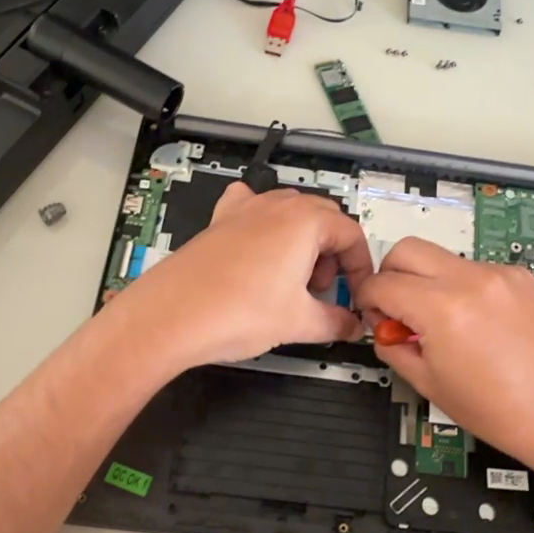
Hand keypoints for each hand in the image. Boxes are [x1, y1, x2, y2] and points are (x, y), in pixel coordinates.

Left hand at [109, 183, 373, 370]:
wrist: (173, 316)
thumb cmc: (237, 312)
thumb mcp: (299, 323)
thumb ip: (335, 322)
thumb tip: (350, 326)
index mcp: (305, 221)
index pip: (352, 234)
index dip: (360, 267)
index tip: (357, 294)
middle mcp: (276, 206)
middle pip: (324, 218)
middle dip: (333, 254)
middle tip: (324, 292)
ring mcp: (245, 209)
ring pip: (290, 212)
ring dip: (302, 241)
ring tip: (292, 281)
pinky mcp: (219, 222)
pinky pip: (250, 208)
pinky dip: (263, 224)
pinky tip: (259, 250)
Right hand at [353, 237, 533, 474]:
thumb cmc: (500, 410)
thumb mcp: (429, 385)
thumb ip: (395, 348)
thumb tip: (383, 327)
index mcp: (442, 309)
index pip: (382, 283)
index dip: (366, 300)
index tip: (372, 315)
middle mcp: (471, 280)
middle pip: (407, 249)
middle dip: (391, 275)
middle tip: (396, 308)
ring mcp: (500, 274)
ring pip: (444, 258)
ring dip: (429, 281)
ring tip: (441, 322)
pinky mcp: (522, 278)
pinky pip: (477, 270)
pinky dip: (463, 288)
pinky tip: (474, 322)